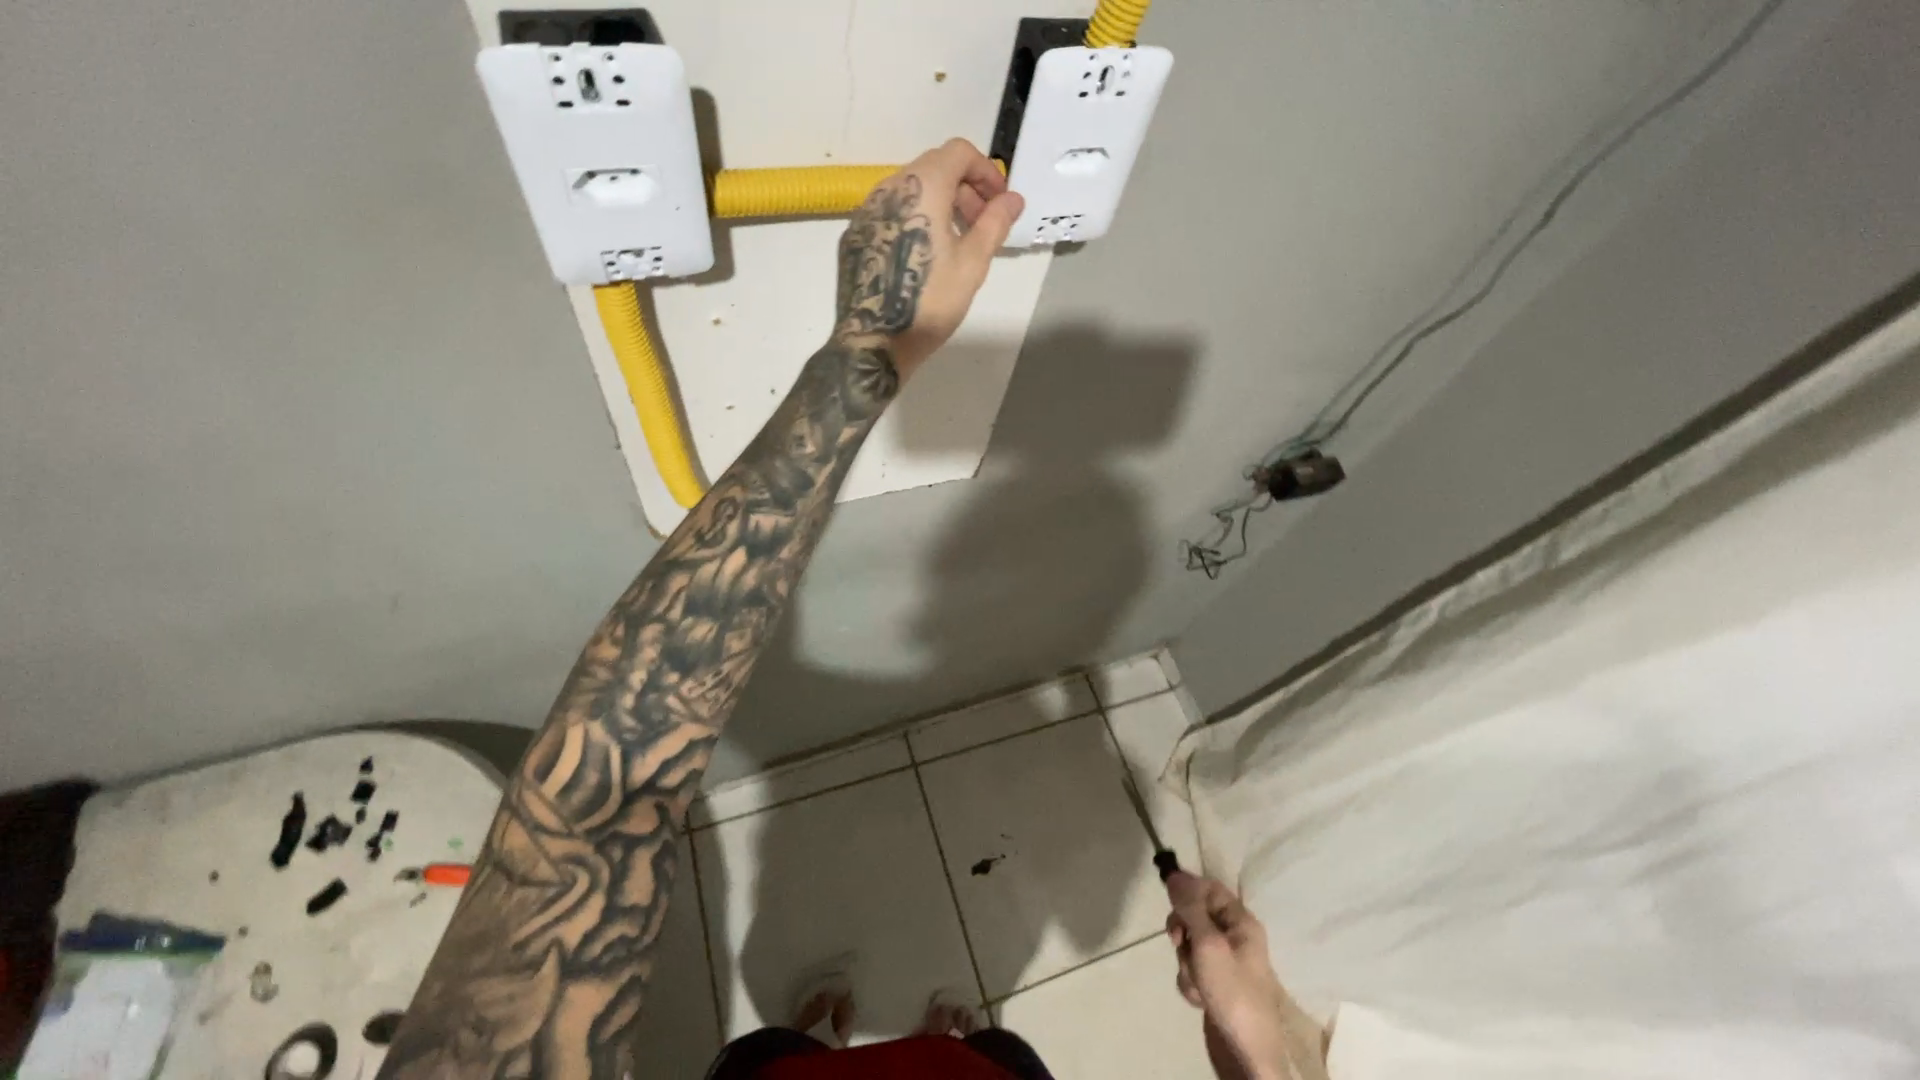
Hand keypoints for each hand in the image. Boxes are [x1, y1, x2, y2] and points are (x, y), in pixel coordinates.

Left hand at [832, 138, 1024, 376]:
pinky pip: (890, 212)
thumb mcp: (972, 263)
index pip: (958, 153)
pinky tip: (923, 255)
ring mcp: (866, 212)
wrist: (874, 342)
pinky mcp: (855, 236)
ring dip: (939, 203)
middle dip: (964, 188)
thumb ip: (994, 223)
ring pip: (909, 190)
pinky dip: (914, 219)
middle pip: (933, 167)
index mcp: (921, 187)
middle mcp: (888, 188)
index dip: (985, 171)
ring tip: (955, 242)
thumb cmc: (930, 302)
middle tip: (982, 224)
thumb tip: (1013, 199)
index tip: (998, 202)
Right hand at [1165, 872, 1324, 1079]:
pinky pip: (1191, 970)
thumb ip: (1190, 908)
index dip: (1187, 890)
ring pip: (1189, 945)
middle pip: (1195, 916)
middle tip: (1181, 944)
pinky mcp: (1215, 985)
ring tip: (1197, 982)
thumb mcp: (1208, 944)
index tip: (1168, 901)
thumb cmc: (1233, 993)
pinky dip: (1190, 982)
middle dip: (1183, 932)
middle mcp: (1234, 938)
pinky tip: (1199, 999)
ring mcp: (1224, 964)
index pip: (1209, 889)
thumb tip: (1175, 874)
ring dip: (1185, 962)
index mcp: (1242, 922)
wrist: (1246, 1054)